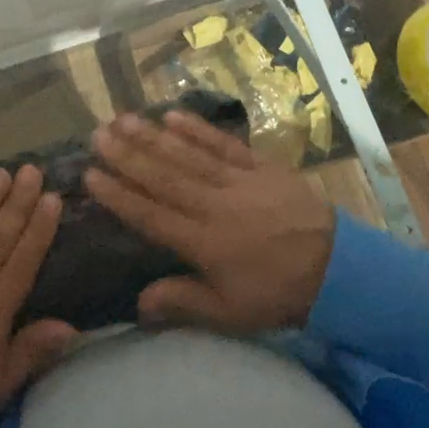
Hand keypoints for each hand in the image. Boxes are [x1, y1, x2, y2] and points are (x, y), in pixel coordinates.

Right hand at [85, 111, 336, 333]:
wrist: (338, 269)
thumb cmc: (277, 293)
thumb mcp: (230, 312)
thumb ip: (183, 302)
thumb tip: (138, 304)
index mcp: (204, 243)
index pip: (151, 215)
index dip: (119, 195)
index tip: (90, 174)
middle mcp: (215, 205)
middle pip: (163, 177)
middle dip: (127, 155)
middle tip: (97, 134)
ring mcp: (238, 181)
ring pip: (188, 155)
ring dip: (153, 136)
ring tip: (123, 119)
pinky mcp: (260, 166)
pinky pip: (224, 144)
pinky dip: (198, 129)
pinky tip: (173, 115)